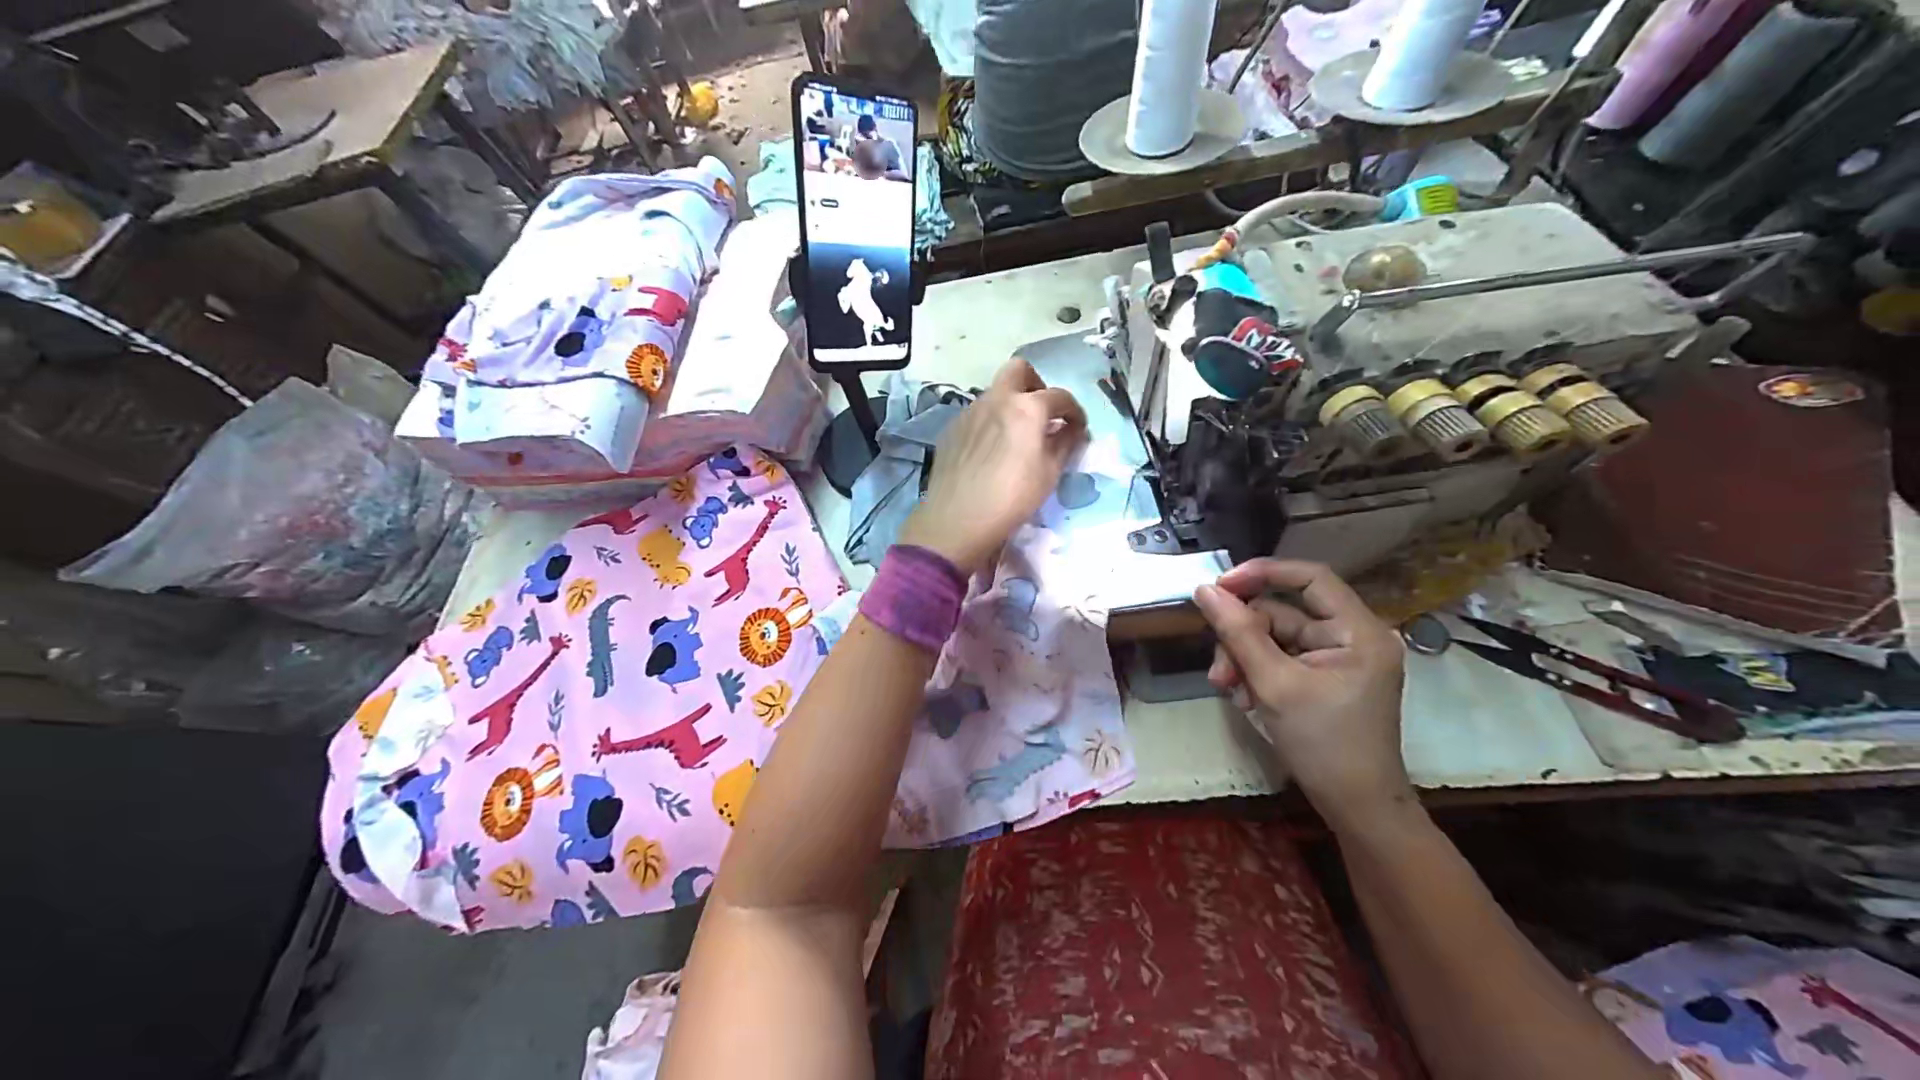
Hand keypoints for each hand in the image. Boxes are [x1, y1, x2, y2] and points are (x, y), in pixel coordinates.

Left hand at [896, 357, 1086, 574]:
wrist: (957, 518)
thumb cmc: (1012, 497)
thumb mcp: (1049, 473)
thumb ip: (1065, 443)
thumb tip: (1072, 430)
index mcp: (1027, 407)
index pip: (1060, 396)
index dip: (1074, 411)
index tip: (1077, 428)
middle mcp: (997, 399)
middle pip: (1019, 370)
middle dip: (1036, 384)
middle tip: (1042, 412)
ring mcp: (970, 411)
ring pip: (995, 392)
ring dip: (1011, 404)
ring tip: (1016, 436)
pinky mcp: (952, 428)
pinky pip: (977, 414)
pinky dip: (991, 422)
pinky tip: (991, 451)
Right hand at [1192, 559, 1412, 832]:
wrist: (1356, 808)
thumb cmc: (1324, 744)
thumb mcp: (1274, 685)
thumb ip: (1238, 634)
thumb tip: (1204, 591)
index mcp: (1358, 631)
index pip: (1310, 578)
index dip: (1262, 573)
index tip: (1219, 586)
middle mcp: (1352, 637)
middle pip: (1283, 613)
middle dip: (1243, 638)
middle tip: (1219, 671)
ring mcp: (1339, 660)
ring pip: (1275, 638)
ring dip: (1244, 660)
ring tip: (1228, 689)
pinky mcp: (1325, 679)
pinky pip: (1281, 660)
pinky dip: (1257, 674)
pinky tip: (1245, 698)